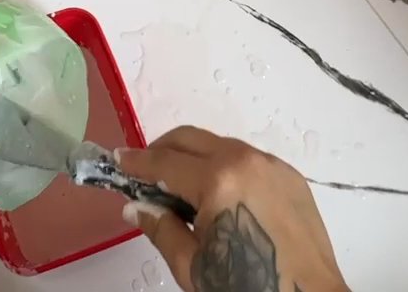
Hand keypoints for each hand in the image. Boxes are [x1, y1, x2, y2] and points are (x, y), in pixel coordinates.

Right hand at [118, 127, 348, 291]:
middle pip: (190, 139)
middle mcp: (244, 159)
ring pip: (218, 144)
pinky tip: (222, 197)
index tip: (117, 160)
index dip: (137, 163)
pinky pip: (247, 159)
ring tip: (183, 189)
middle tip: (145, 173)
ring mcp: (270, 164)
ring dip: (194, 157)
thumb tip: (136, 206)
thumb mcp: (194, 269)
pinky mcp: (290, 176)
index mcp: (218, 181)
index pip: (164, 162)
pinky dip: (225, 167)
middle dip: (163, 151)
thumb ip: (161, 229)